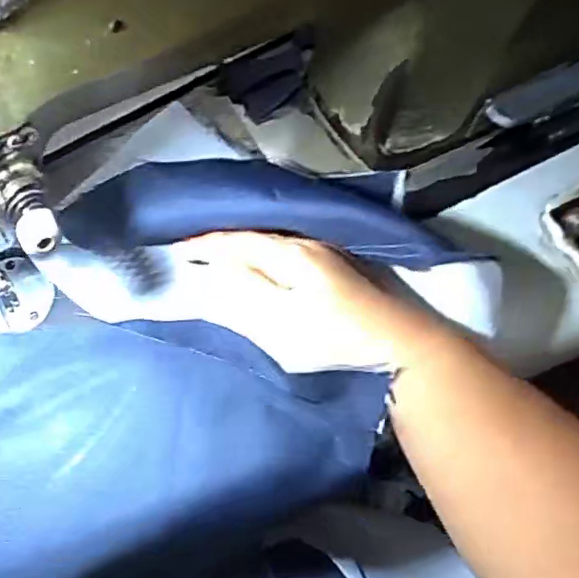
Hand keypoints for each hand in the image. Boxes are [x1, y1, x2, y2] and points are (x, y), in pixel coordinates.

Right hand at [179, 232, 455, 368]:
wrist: (400, 342)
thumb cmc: (337, 338)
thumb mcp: (284, 322)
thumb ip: (248, 294)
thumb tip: (216, 271)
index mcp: (291, 254)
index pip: (238, 240)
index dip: (206, 244)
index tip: (178, 251)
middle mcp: (308, 243)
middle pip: (255, 235)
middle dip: (222, 241)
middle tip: (194, 251)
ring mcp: (326, 252)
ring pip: (273, 241)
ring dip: (244, 247)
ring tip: (220, 258)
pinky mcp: (338, 266)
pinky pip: (288, 251)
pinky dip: (264, 255)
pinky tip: (260, 266)